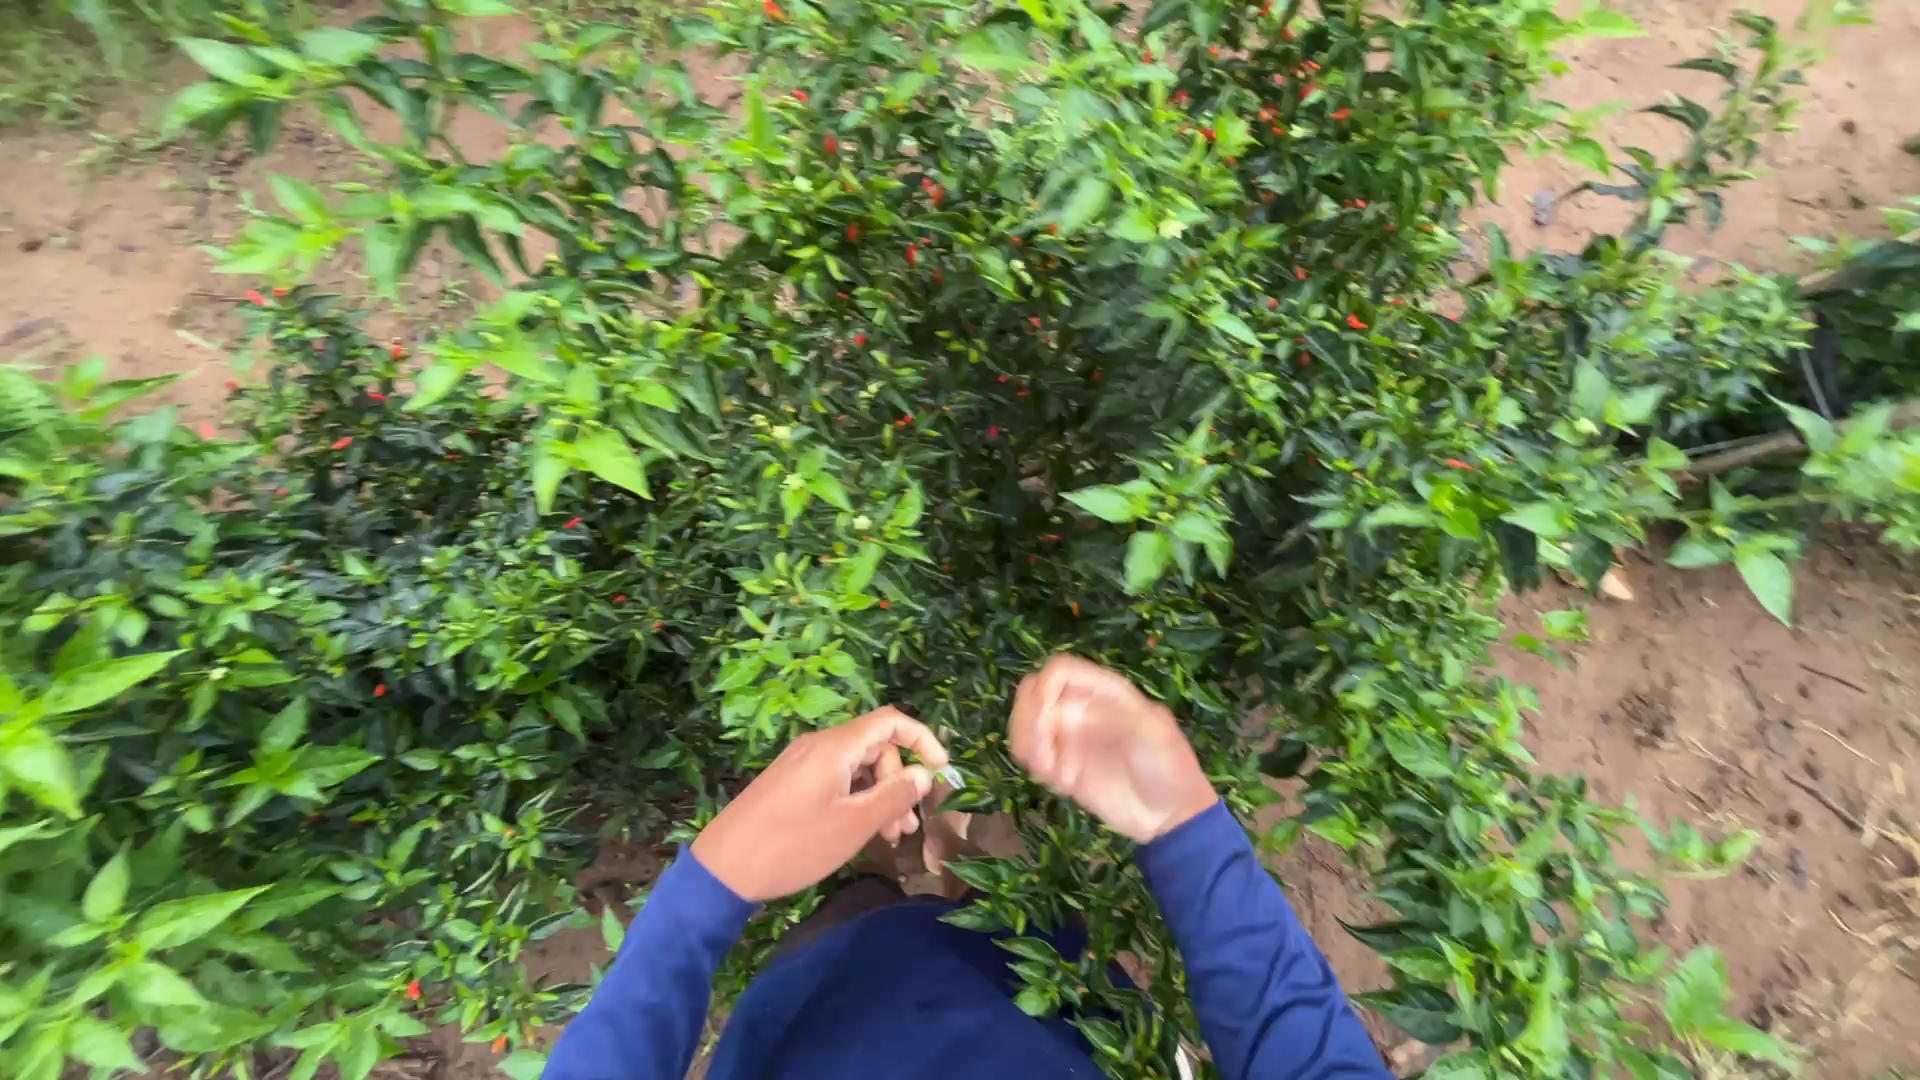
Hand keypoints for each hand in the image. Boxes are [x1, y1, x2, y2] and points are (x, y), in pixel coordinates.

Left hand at [691, 706, 948, 901]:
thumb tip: (923, 774)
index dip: (922, 739)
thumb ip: (894, 796)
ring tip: (888, 836)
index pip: (891, 721)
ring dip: (879, 795)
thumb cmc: (793, 845)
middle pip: (875, 747)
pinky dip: (856, 798)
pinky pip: (836, 778)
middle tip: (905, 826)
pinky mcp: (791, 782)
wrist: (722, 869)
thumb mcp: (853, 825)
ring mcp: (802, 762)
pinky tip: (860, 830)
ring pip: (857, 766)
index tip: (941, 771)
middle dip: (898, 780)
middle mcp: (819, 745)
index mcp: (835, 746)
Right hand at [1009, 655, 1216, 843]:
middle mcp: (1081, 708)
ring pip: (1025, 722)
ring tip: (1048, 771)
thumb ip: (1109, 715)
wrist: (1173, 817)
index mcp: (1104, 691)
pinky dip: (1033, 764)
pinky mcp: (1063, 766)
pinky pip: (1032, 754)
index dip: (1045, 687)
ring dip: (1026, 742)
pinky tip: (1060, 783)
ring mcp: (1070, 738)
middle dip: (1027, 717)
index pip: (1059, 671)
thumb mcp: (1152, 733)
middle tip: (1041, 750)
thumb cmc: (1169, 767)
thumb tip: (1063, 714)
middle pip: (1032, 692)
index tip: (1046, 718)